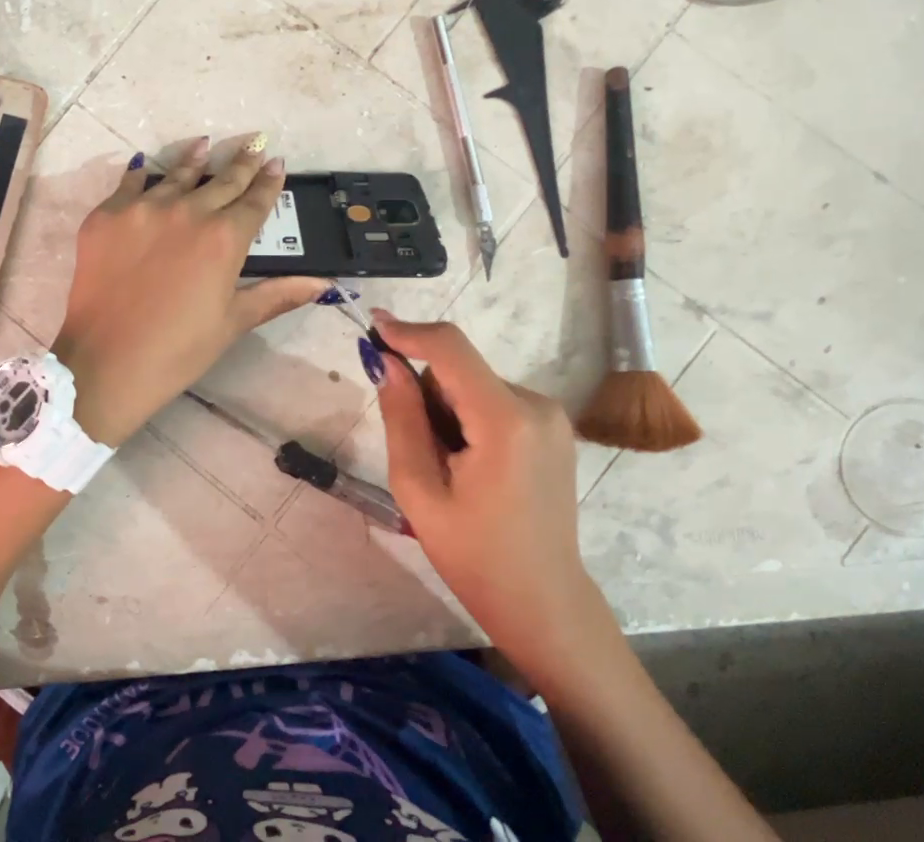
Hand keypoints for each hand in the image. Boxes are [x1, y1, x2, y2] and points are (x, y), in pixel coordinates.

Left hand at [52, 135, 330, 445]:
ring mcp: (142, 209)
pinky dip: (140, 174)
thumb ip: (276, 295)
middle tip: (254, 146)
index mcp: (224, 238)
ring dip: (195, 160)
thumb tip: (322, 283)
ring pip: (175, 175)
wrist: (105, 361)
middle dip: (241, 165)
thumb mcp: (232, 323)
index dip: (268, 183)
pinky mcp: (105, 217)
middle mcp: (187, 212)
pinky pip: (128, 185)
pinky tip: (145, 165)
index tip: (277, 164)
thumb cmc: (177, 351)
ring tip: (206, 144)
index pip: (255, 202)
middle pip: (221, 182)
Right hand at [368, 313, 613, 671]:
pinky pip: (493, 403)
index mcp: (505, 420)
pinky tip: (470, 468)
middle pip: (459, 372)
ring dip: (447, 413)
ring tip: (449, 470)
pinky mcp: (552, 428)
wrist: (540, 598)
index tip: (371, 325)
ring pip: (473, 387)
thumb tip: (386, 362)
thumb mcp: (418, 487)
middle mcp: (537, 405)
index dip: (407, 331)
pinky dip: (469, 421)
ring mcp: (551, 416)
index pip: (450, 349)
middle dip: (426, 396)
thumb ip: (401, 417)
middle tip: (419, 455)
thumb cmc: (472, 553)